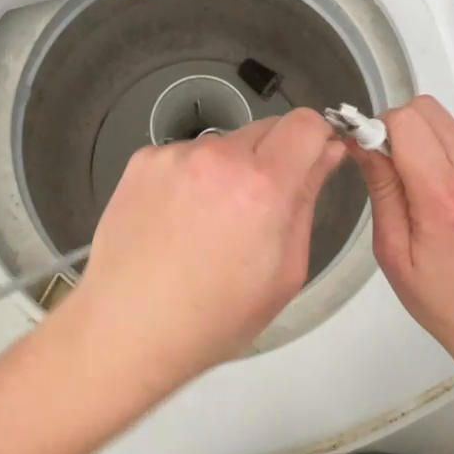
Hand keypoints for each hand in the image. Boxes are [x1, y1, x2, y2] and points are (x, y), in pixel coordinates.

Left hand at [73, 108, 345, 385]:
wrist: (126, 329)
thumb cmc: (211, 317)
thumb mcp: (284, 273)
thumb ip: (306, 202)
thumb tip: (326, 155)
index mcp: (263, 187)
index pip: (306, 124)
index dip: (317, 139)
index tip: (313, 159)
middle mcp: (219, 158)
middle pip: (266, 128)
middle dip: (273, 159)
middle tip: (257, 208)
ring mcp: (176, 155)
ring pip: (223, 145)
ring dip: (228, 170)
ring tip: (208, 224)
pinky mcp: (143, 161)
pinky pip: (184, 155)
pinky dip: (189, 177)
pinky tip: (177, 220)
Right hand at [352, 96, 453, 380]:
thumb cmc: (442, 299)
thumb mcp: (393, 252)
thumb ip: (381, 188)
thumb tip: (360, 142)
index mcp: (444, 197)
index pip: (406, 121)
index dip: (380, 130)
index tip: (371, 156)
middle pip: (427, 110)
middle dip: (399, 127)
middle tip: (389, 167)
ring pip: (447, 124)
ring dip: (424, 141)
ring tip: (418, 187)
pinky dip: (447, 156)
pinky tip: (444, 196)